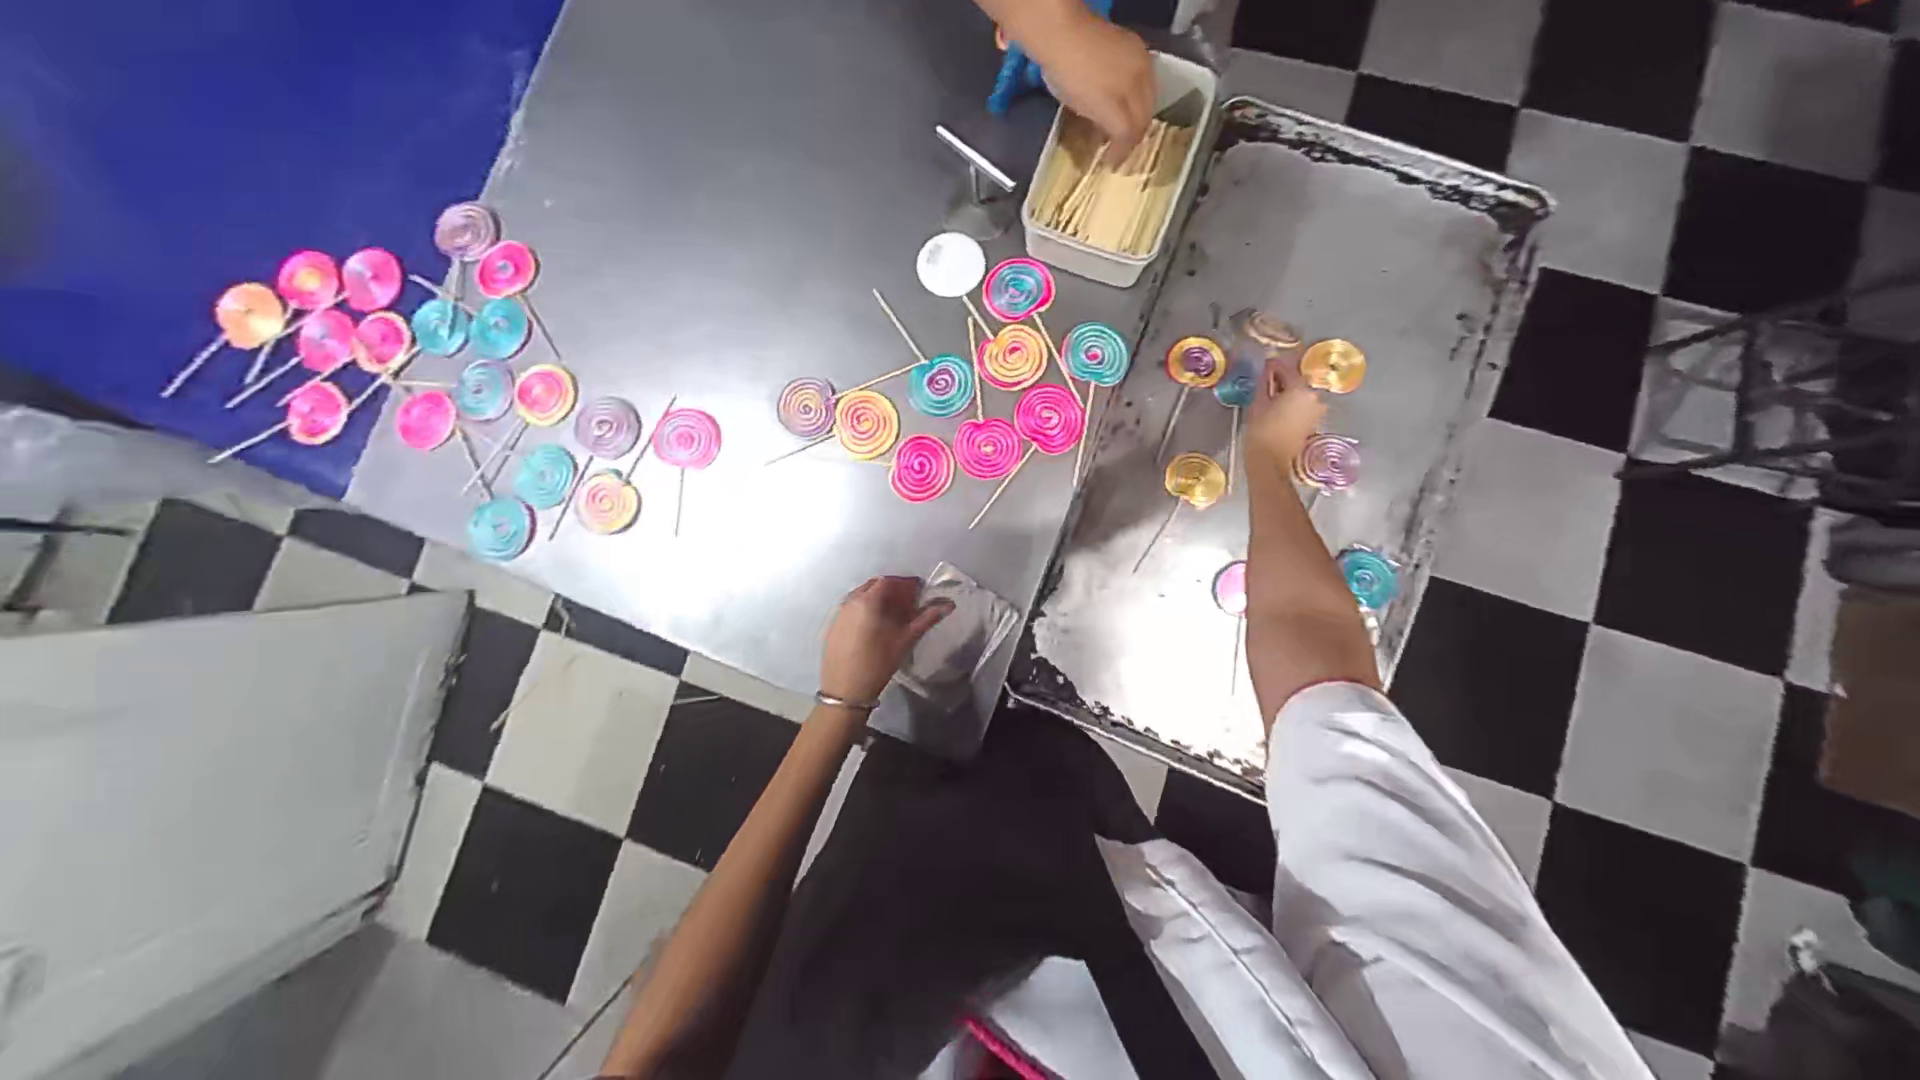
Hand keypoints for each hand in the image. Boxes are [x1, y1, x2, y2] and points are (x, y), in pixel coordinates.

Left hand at [820, 576, 953, 703]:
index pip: (889, 581)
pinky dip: (865, 609)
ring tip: (893, 615)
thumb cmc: (879, 662)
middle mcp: (851, 601)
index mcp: (869, 601)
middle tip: (908, 603)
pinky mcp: (833, 625)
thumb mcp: (906, 639)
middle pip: (874, 586)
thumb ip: (926, 618)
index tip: (919, 591)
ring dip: (878, 599)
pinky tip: (875, 626)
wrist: (846, 689)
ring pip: (861, 596)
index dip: (906, 583)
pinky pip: (852, 608)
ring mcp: (839, 613)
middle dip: (892, 590)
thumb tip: (949, 604)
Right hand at [1025, 9, 1154, 165]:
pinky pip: (1124, 135)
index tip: (1127, 130)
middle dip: (1136, 134)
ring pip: (1138, 125)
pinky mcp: (1116, 108)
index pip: (1146, 95)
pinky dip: (1119, 151)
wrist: (1060, 37)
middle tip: (1123, 151)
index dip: (1138, 116)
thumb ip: (1108, 81)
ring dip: (1128, 145)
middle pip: (1146, 112)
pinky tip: (1112, 161)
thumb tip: (1101, 104)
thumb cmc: (1068, 44)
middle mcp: (1140, 72)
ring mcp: (1130, 89)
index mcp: (1138, 56)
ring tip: (1117, 158)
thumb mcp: (1097, 60)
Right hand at [1244, 354, 1324, 471]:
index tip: (1265, 364)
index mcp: (1301, 390)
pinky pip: (1302, 407)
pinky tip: (1278, 411)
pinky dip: (1292, 406)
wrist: (1270, 461)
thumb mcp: (1258, 403)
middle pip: (1296, 383)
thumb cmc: (1261, 431)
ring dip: (1287, 394)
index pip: (1287, 370)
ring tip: (1271, 399)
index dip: (1274, 366)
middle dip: (1282, 382)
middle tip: (1265, 384)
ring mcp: (1316, 411)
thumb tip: (1267, 370)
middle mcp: (1314, 397)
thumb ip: (1264, 383)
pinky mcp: (1313, 423)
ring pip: (1300, 396)